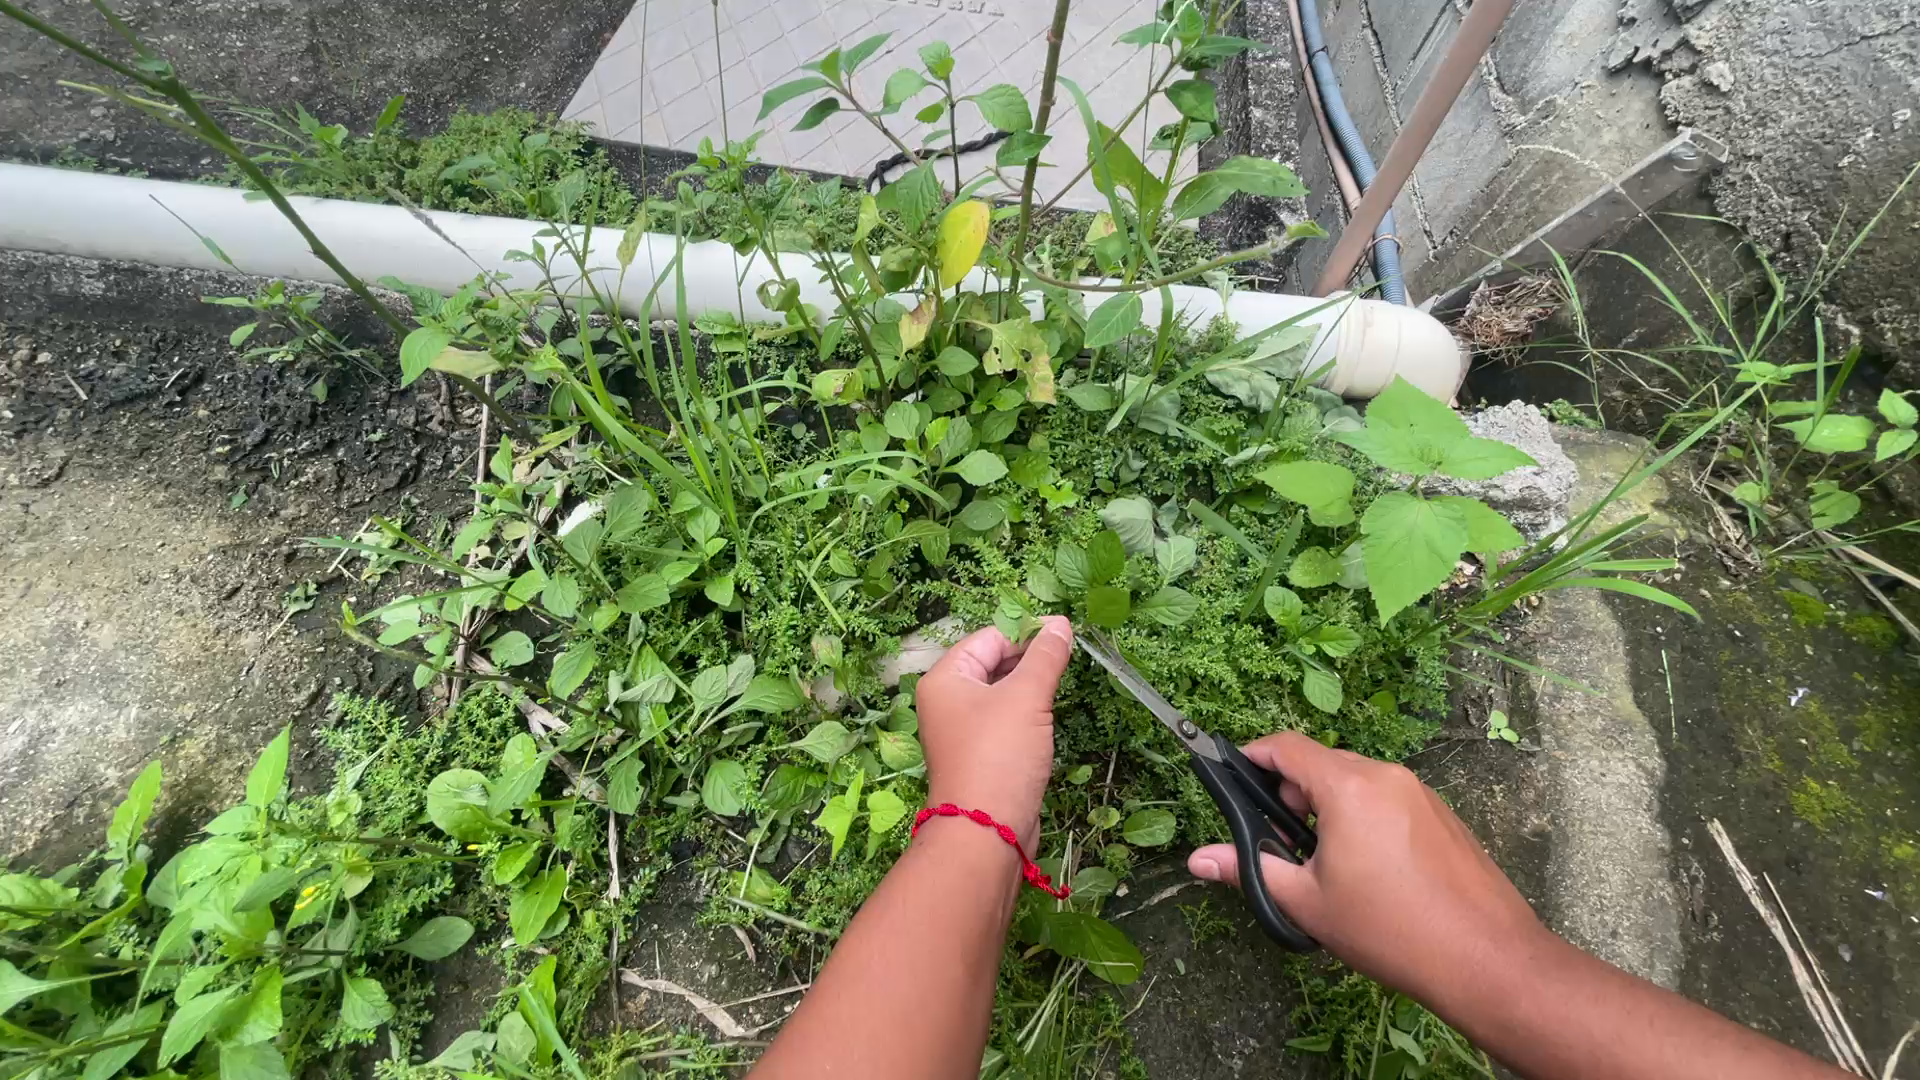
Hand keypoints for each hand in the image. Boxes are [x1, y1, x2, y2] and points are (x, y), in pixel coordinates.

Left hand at [915, 616, 1073, 847]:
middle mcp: (947, 700)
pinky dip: (1026, 714)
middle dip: (1029, 659)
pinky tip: (1048, 716)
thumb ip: (1045, 657)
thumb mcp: (1026, 697)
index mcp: (946, 678)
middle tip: (1067, 655)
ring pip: (1001, 694)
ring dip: (1029, 687)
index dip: (1025, 632)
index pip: (989, 638)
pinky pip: (1004, 721)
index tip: (1064, 631)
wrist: (987, 833)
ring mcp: (962, 730)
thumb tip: (1061, 623)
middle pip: (993, 663)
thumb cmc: (1000, 754)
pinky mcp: (980, 755)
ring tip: (1060, 682)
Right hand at [1185, 732, 1548, 1010]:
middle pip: (1318, 762)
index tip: (1233, 778)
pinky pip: (1384, 796)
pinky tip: (1367, 866)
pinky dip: (1360, 814)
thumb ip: (1248, 869)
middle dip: (1289, 793)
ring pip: (1352, 780)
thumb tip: (1198, 859)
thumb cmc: (1392, 931)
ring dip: (1325, 805)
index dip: (1252, 756)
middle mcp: (1385, 776)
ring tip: (1325, 859)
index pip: (1285, 747)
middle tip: (1283, 840)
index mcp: (1349, 786)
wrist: (1495, 966)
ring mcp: (1419, 793)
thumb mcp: (1307, 902)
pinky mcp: (1442, 814)